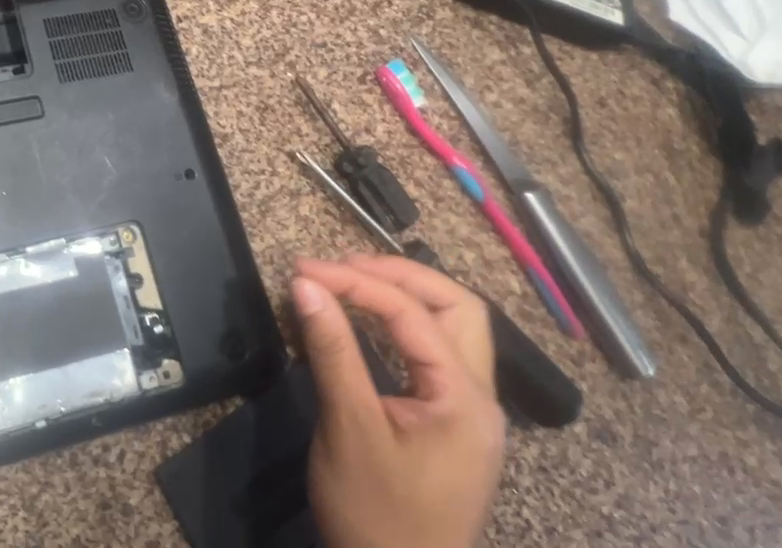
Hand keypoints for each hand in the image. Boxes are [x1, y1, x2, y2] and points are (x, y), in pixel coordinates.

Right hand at [292, 255, 506, 547]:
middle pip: (455, 307)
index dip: (356, 281)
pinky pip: (433, 354)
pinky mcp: (449, 424)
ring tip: (347, 281)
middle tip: (339, 265)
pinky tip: (364, 322)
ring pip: (451, 328)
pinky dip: (399, 325)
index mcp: (463, 399)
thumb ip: (332, 350)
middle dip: (397, 275)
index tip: (303, 269)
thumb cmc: (376, 514)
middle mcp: (478, 398)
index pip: (412, 313)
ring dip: (403, 295)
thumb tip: (305, 283)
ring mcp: (468, 412)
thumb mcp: (348, 428)